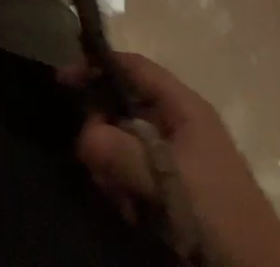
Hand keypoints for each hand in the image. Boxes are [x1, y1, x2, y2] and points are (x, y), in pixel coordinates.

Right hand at [62, 53, 279, 266]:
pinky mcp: (169, 187)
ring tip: (122, 201)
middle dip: (101, 132)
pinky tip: (130, 213)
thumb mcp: (168, 179)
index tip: (61, 80)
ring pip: (120, 144)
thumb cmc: (218, 213)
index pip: (134, 68)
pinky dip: (122, 190)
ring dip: (111, 170)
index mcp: (184, 108)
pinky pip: (129, 173)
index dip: (97, 66)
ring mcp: (173, 157)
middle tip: (96, 165)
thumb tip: (83, 135)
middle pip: (120, 106)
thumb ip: (123, 153)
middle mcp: (177, 125)